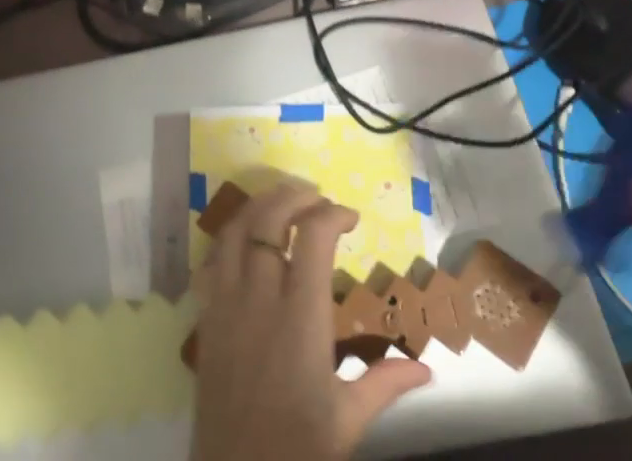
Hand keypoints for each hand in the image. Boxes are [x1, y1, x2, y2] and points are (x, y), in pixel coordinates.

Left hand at [191, 183, 431, 460]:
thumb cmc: (296, 445)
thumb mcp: (348, 418)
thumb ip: (386, 384)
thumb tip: (426, 368)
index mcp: (302, 318)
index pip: (314, 239)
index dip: (332, 215)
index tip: (351, 218)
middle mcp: (260, 299)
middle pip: (268, 222)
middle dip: (292, 197)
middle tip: (315, 196)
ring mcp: (226, 305)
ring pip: (232, 233)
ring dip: (257, 208)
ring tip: (280, 202)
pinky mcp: (205, 319)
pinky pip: (209, 263)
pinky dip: (226, 239)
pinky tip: (242, 241)